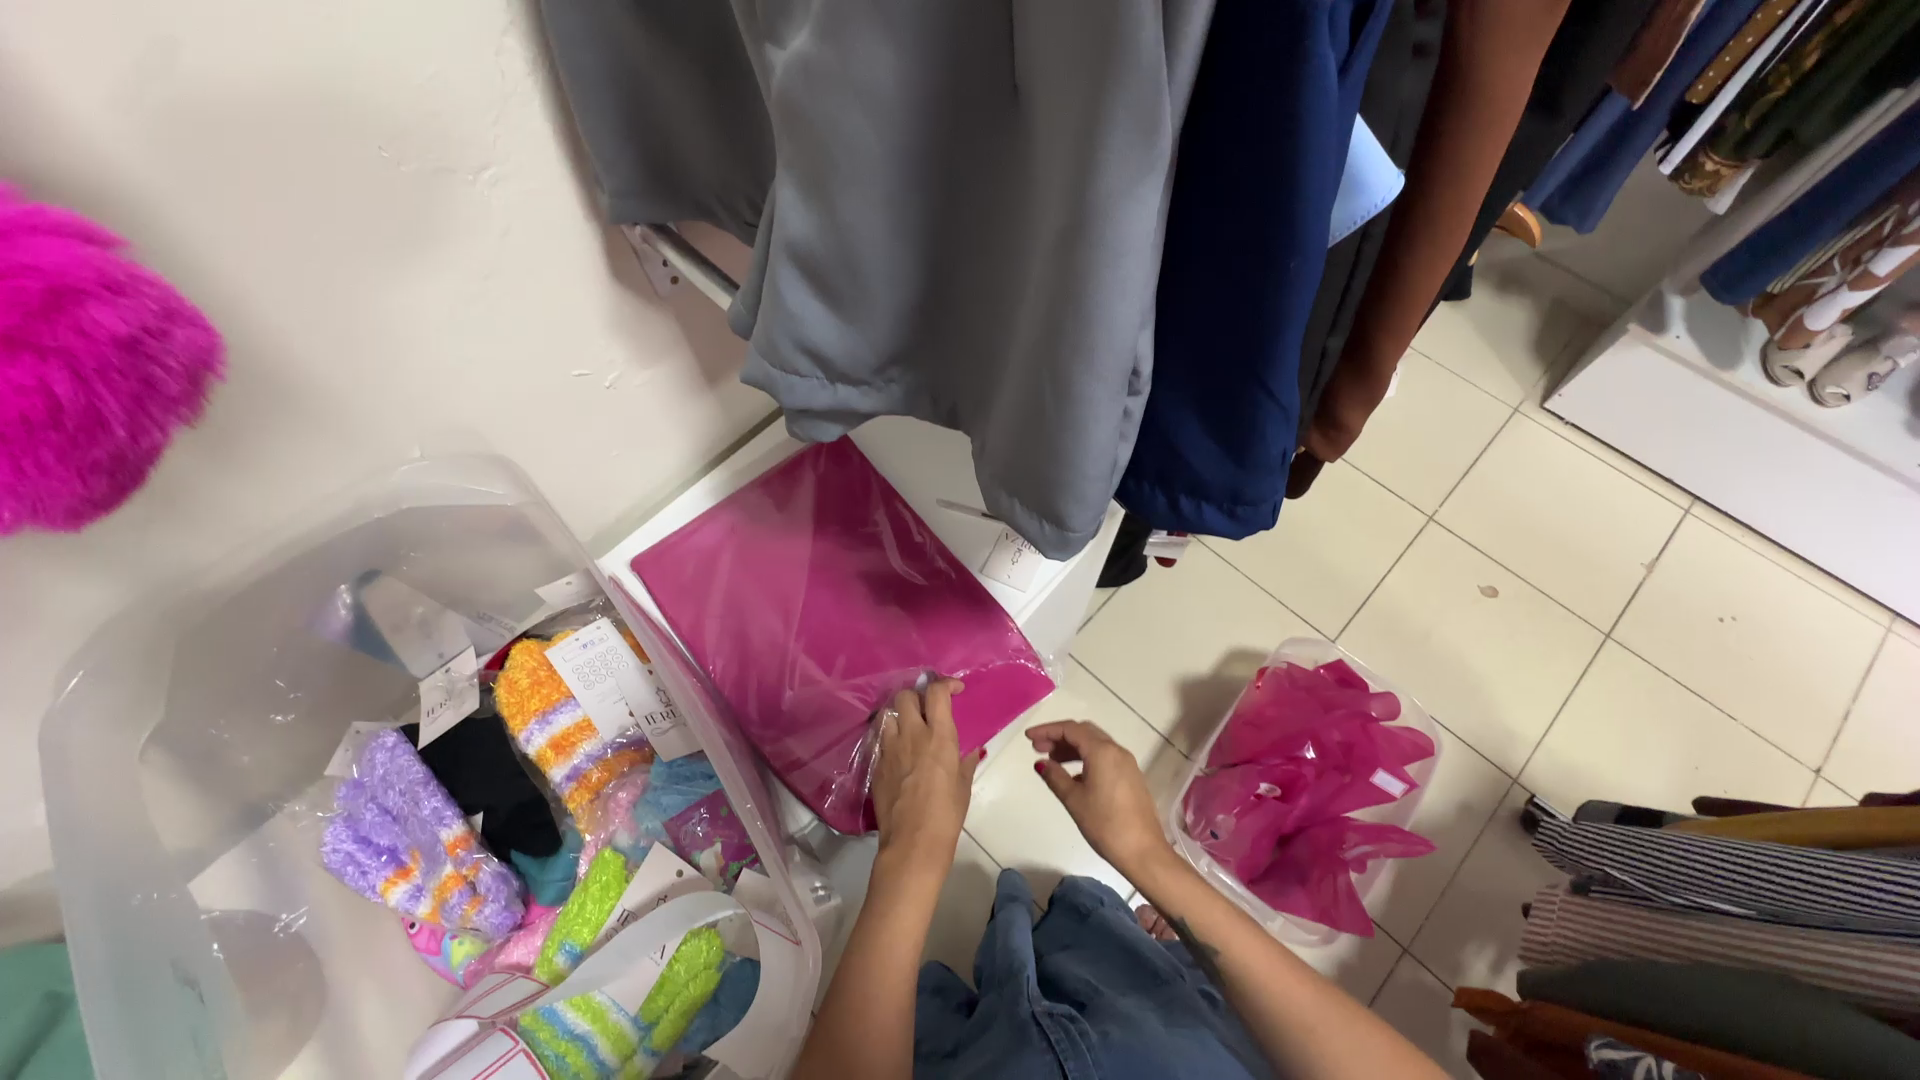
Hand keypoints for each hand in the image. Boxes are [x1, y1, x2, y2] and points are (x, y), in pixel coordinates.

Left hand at [870, 678, 980, 874]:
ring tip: (908, 724)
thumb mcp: (963, 785)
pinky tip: (897, 749)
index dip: (945, 683)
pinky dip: (889, 736)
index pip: (937, 693)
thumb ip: (964, 762)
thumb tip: (969, 752)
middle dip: (917, 695)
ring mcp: (889, 748)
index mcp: (939, 736)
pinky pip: (880, 738)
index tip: (954, 689)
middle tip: (926, 707)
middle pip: (905, 696)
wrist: (912, 842)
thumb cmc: (947, 814)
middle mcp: (911, 734)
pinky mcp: (876, 764)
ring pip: (887, 714)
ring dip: (898, 713)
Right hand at [1028, 721, 1175, 882]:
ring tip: (1052, 761)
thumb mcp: (1074, 800)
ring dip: (1073, 748)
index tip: (1029, 737)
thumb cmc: (1105, 824)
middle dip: (1060, 737)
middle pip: (1084, 732)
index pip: (1071, 729)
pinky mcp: (1131, 777)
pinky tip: (1074, 776)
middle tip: (1038, 748)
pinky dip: (1086, 758)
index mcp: (1102, 752)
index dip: (1047, 730)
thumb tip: (1041, 763)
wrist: (1144, 851)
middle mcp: (1117, 751)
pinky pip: (1105, 758)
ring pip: (1096, 745)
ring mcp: (1127, 764)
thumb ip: (1055, 777)